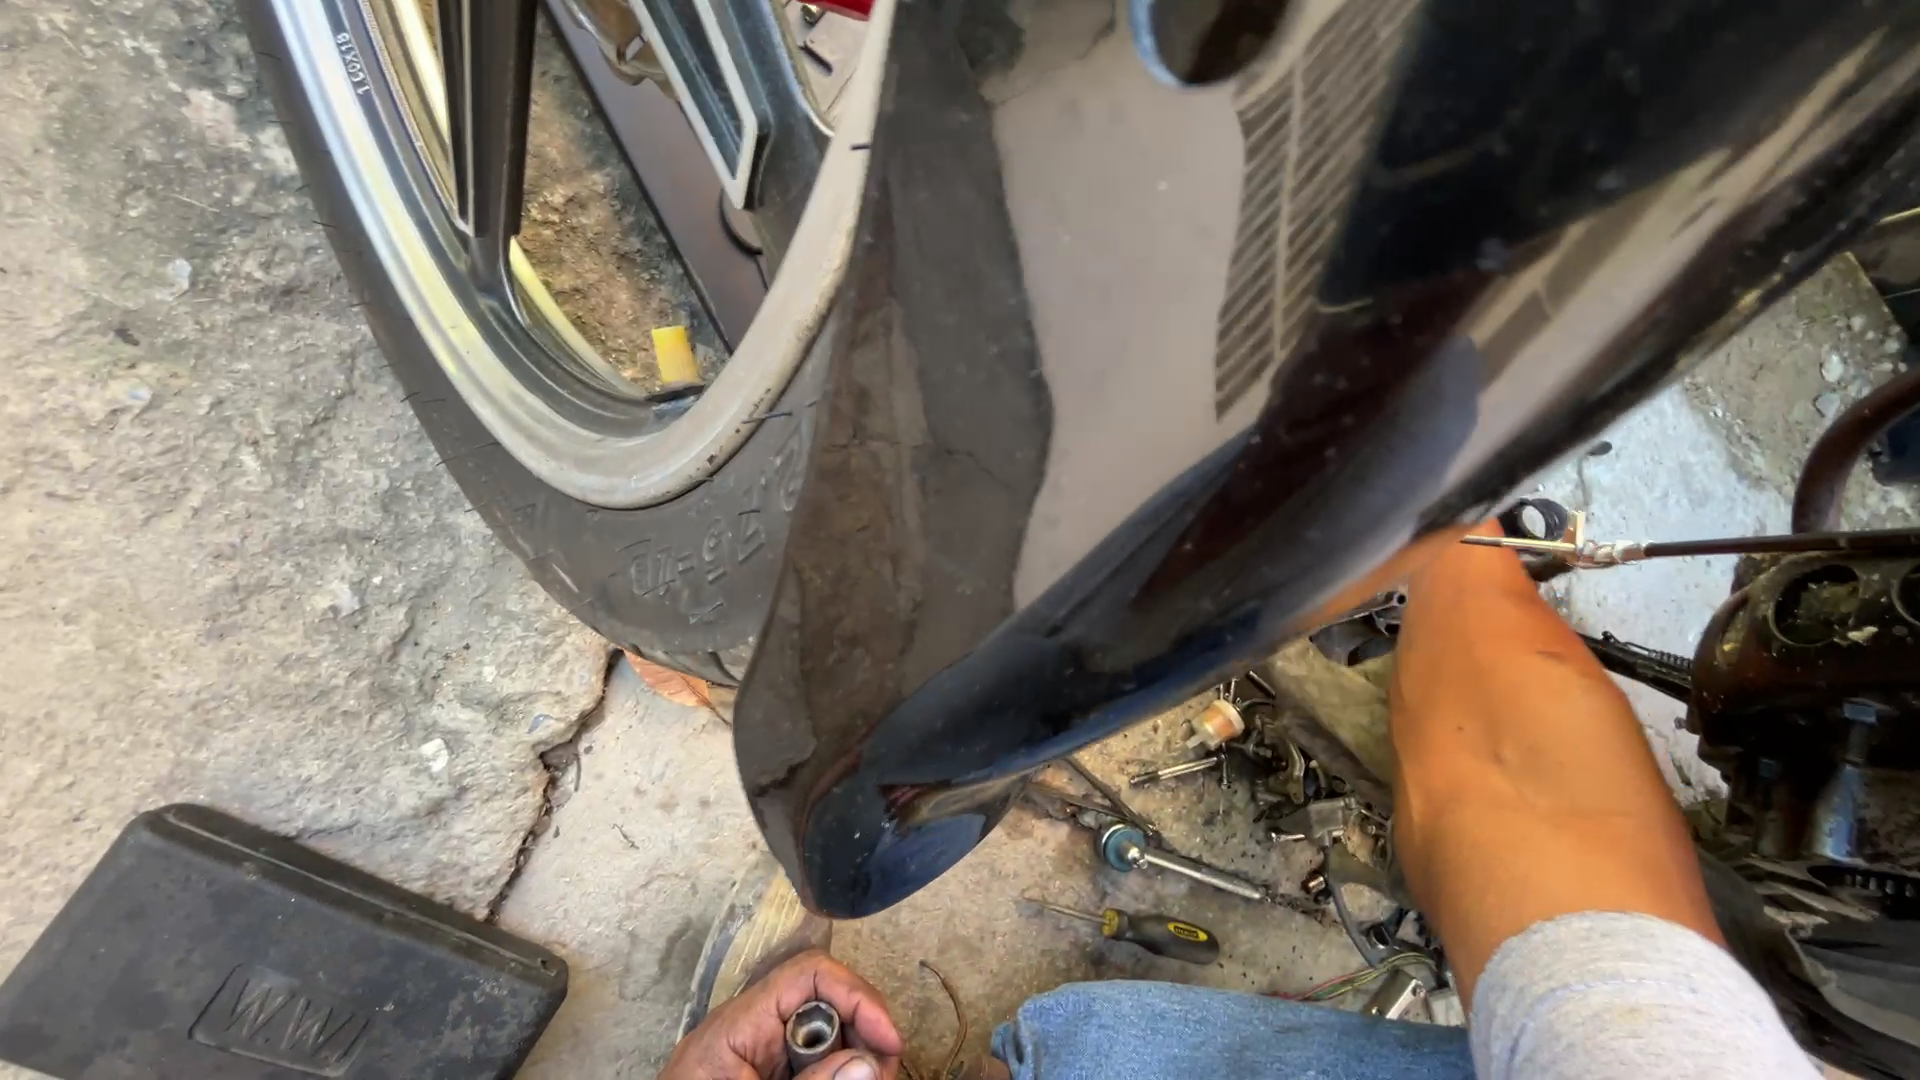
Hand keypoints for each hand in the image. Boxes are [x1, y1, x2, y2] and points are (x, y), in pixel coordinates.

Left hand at [659, 950, 904, 1079]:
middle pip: (823, 1003)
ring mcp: (753, 1058)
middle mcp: (746, 1031)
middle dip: (862, 1032)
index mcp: (736, 1028)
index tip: (889, 1042)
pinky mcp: (761, 1078)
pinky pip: (808, 1064)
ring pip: (822, 1036)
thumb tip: (870, 1063)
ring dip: (852, 1058)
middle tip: (885, 1075)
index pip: (807, 973)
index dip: (856, 995)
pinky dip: (832, 1073)